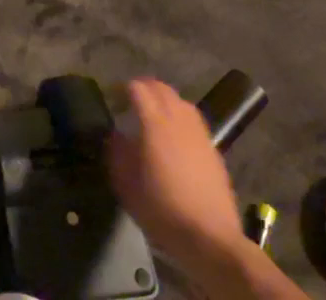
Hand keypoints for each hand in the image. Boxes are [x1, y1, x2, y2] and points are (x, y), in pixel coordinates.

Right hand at [107, 78, 247, 268]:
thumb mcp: (126, 184)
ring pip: (182, 102)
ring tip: (152, 113)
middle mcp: (179, 122)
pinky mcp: (213, 150)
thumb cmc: (161, 210)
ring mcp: (200, 135)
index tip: (111, 97)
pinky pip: (194, 120)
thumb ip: (117, 152)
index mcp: (155, 125)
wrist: (209, 237)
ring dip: (164, 99)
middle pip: (162, 89)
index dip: (122, 88)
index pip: (138, 89)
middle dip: (144, 87)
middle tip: (128, 100)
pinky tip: (174, 135)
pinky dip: (180, 116)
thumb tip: (114, 134)